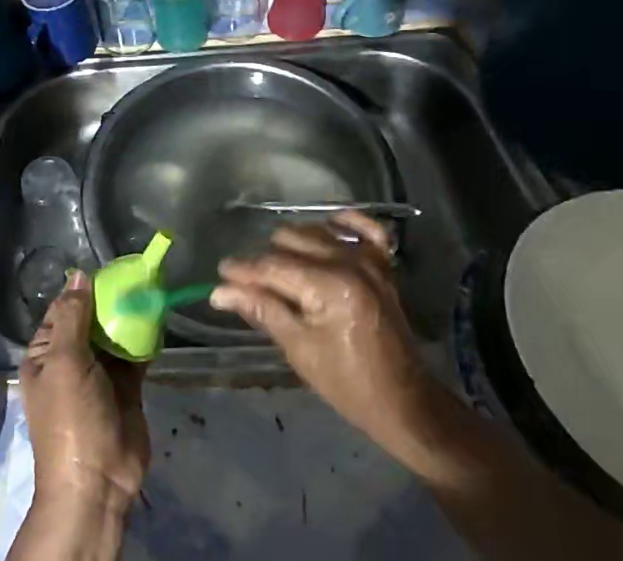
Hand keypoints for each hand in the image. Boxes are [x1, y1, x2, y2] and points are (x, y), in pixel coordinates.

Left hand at [18, 270, 149, 506]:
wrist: (98, 480)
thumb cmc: (72, 418)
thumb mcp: (64, 363)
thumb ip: (73, 317)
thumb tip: (78, 274)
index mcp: (46, 354)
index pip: (64, 309)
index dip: (85, 288)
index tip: (113, 268)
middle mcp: (71, 360)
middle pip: (93, 318)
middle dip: (113, 299)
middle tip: (140, 274)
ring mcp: (100, 373)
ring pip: (116, 333)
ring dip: (132, 315)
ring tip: (154, 288)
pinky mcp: (126, 385)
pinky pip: (136, 352)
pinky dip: (147, 336)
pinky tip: (160, 317)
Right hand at [210, 212, 433, 448]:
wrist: (401, 399)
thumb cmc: (346, 382)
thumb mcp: (299, 349)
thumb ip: (262, 310)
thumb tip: (220, 291)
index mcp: (328, 286)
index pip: (274, 267)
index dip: (244, 270)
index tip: (221, 272)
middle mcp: (349, 262)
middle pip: (293, 243)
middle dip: (267, 260)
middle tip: (250, 283)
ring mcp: (370, 260)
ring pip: (319, 232)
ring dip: (295, 243)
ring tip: (277, 267)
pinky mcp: (383, 265)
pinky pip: (366, 228)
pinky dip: (345, 223)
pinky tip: (327, 224)